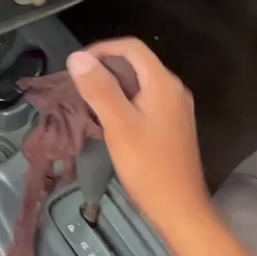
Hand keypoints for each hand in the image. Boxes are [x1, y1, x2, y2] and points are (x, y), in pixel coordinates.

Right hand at [68, 38, 211, 229]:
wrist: (180, 208)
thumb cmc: (148, 166)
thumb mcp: (119, 125)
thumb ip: (99, 89)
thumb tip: (77, 57)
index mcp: (163, 83)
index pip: (132, 47)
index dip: (102, 48)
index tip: (76, 66)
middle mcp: (173, 89)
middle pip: (137, 63)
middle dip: (105, 67)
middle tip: (77, 85)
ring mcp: (175, 108)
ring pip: (140, 83)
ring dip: (113, 85)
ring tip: (87, 101)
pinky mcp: (172, 125)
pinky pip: (145, 100)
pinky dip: (124, 101)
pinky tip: (108, 119)